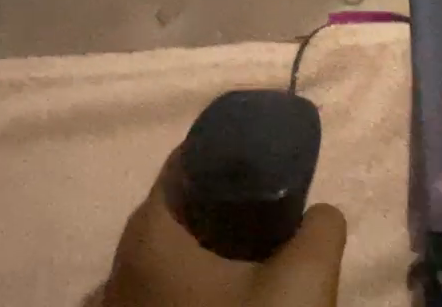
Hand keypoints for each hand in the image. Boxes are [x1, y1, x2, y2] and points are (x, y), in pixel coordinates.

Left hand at [98, 154, 346, 306]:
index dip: (228, 149)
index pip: (183, 163)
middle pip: (178, 210)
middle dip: (225, 200)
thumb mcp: (304, 277)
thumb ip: (322, 225)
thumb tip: (319, 216)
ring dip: (214, 248)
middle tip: (273, 203)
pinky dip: (201, 285)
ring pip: (173, 257)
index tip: (268, 153)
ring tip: (262, 251)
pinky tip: (239, 296)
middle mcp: (119, 271)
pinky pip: (169, 295)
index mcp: (149, 238)